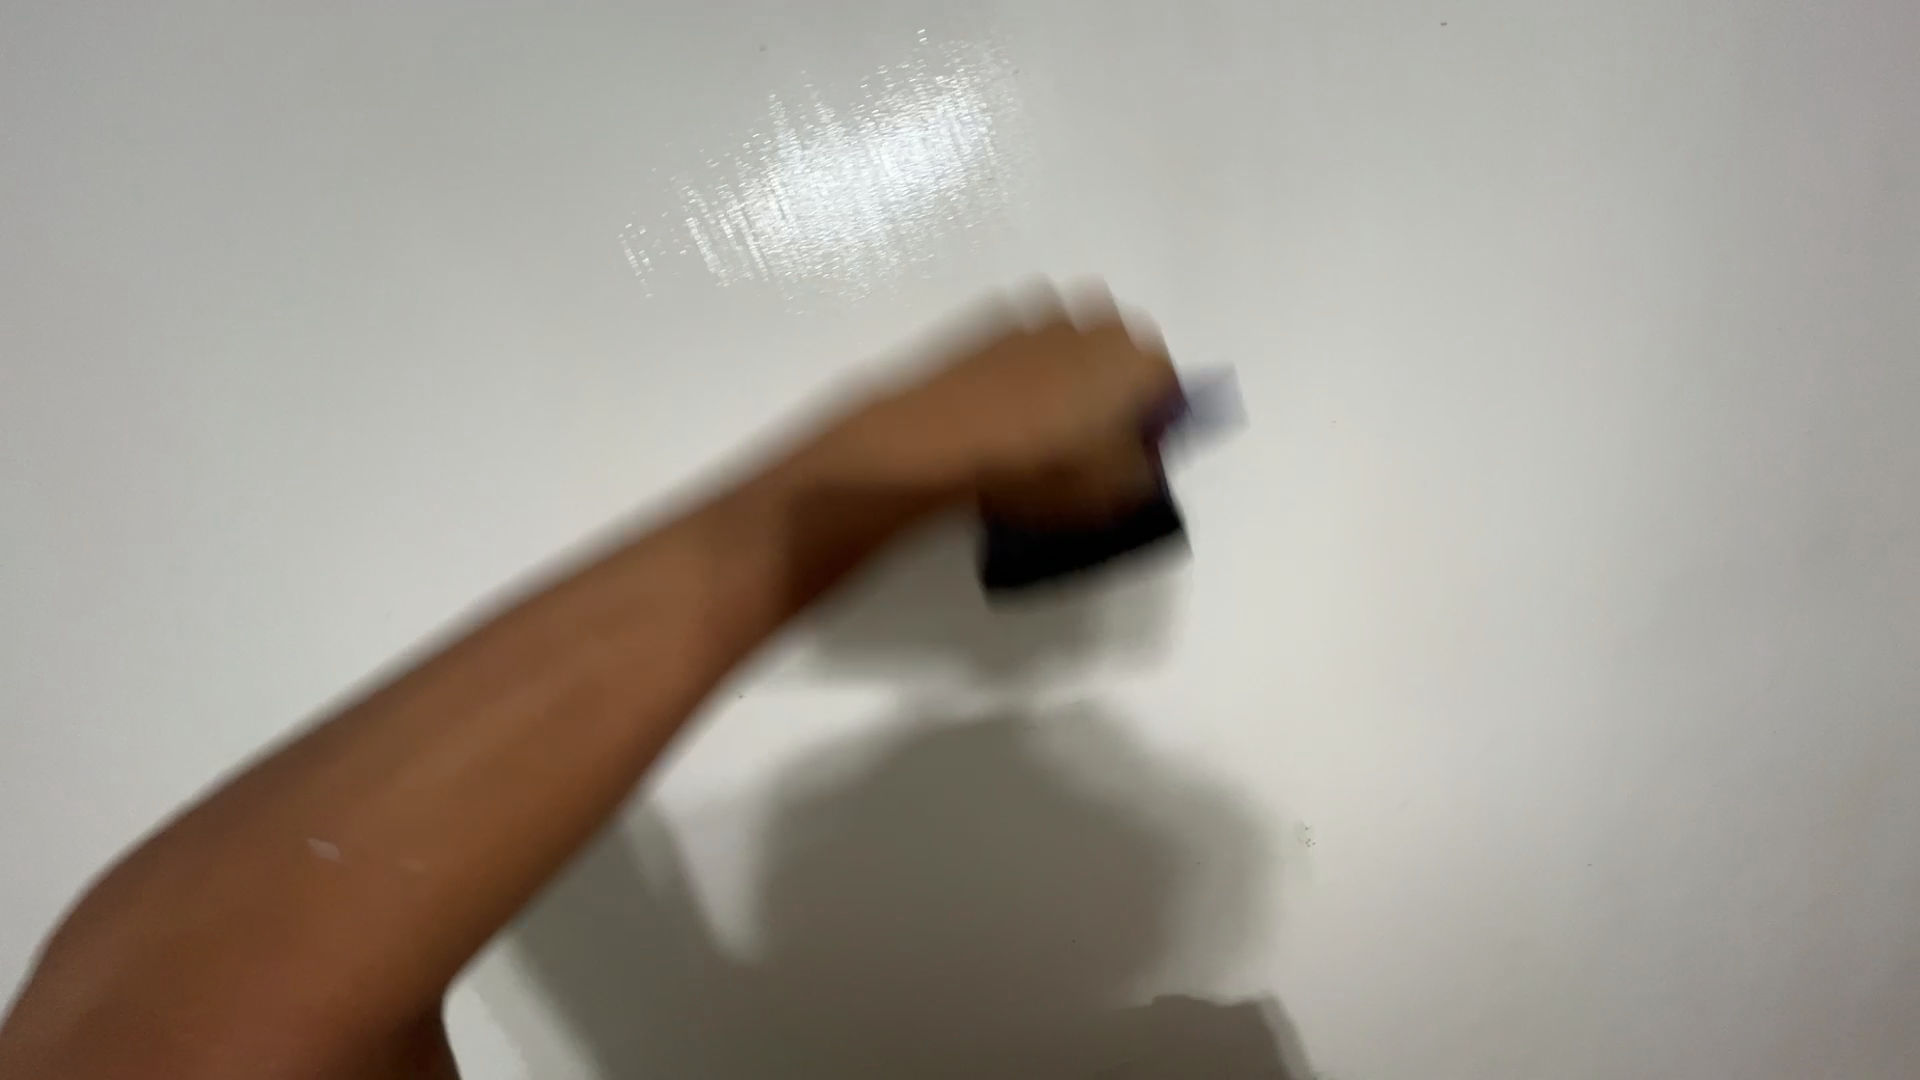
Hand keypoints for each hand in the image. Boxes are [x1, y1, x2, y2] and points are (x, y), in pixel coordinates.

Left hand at [823, 283, 1178, 522]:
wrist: (937, 439)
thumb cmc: (1036, 467)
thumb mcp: (1109, 491)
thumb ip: (1145, 467)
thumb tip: (1145, 453)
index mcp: (1137, 357)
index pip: (1167, 386)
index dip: (1153, 423)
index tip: (1129, 453)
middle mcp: (1097, 321)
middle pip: (1121, 359)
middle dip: (1113, 393)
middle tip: (1084, 442)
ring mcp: (1041, 315)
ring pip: (1073, 349)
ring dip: (1069, 377)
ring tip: (1038, 426)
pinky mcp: (993, 319)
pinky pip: (1028, 347)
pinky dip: (1026, 369)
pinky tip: (1002, 408)